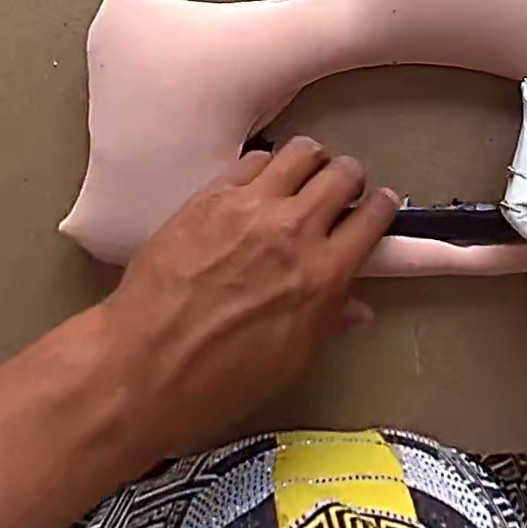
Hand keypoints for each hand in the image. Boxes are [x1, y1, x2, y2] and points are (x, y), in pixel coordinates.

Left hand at [99, 137, 395, 453]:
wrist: (143, 363)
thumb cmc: (218, 376)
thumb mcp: (290, 356)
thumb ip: (329, 319)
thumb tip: (357, 307)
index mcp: (322, 273)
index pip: (372, 217)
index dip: (383, 205)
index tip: (381, 202)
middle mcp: (294, 229)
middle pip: (344, 172)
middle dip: (351, 175)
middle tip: (343, 185)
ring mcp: (252, 206)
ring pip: (302, 151)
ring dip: (312, 160)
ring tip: (304, 173)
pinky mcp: (213, 195)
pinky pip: (253, 159)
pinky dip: (266, 166)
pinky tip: (258, 184)